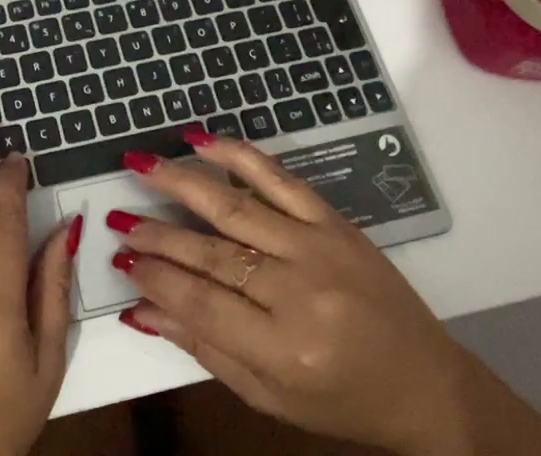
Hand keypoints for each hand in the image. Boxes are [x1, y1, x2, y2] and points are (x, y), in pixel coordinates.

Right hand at [111, 131, 540, 455]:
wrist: (423, 383)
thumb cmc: (340, 400)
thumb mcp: (268, 395)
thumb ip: (202, 348)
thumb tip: (138, 308)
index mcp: (285, 348)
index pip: (200, 301)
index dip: (154, 277)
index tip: (120, 257)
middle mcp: (301, 292)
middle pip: (211, 253)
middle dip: (156, 233)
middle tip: (117, 219)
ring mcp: (320, 248)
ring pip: (235, 207)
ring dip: (181, 181)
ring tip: (139, 162)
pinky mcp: (335, 222)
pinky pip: (281, 180)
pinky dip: (239, 156)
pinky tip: (203, 140)